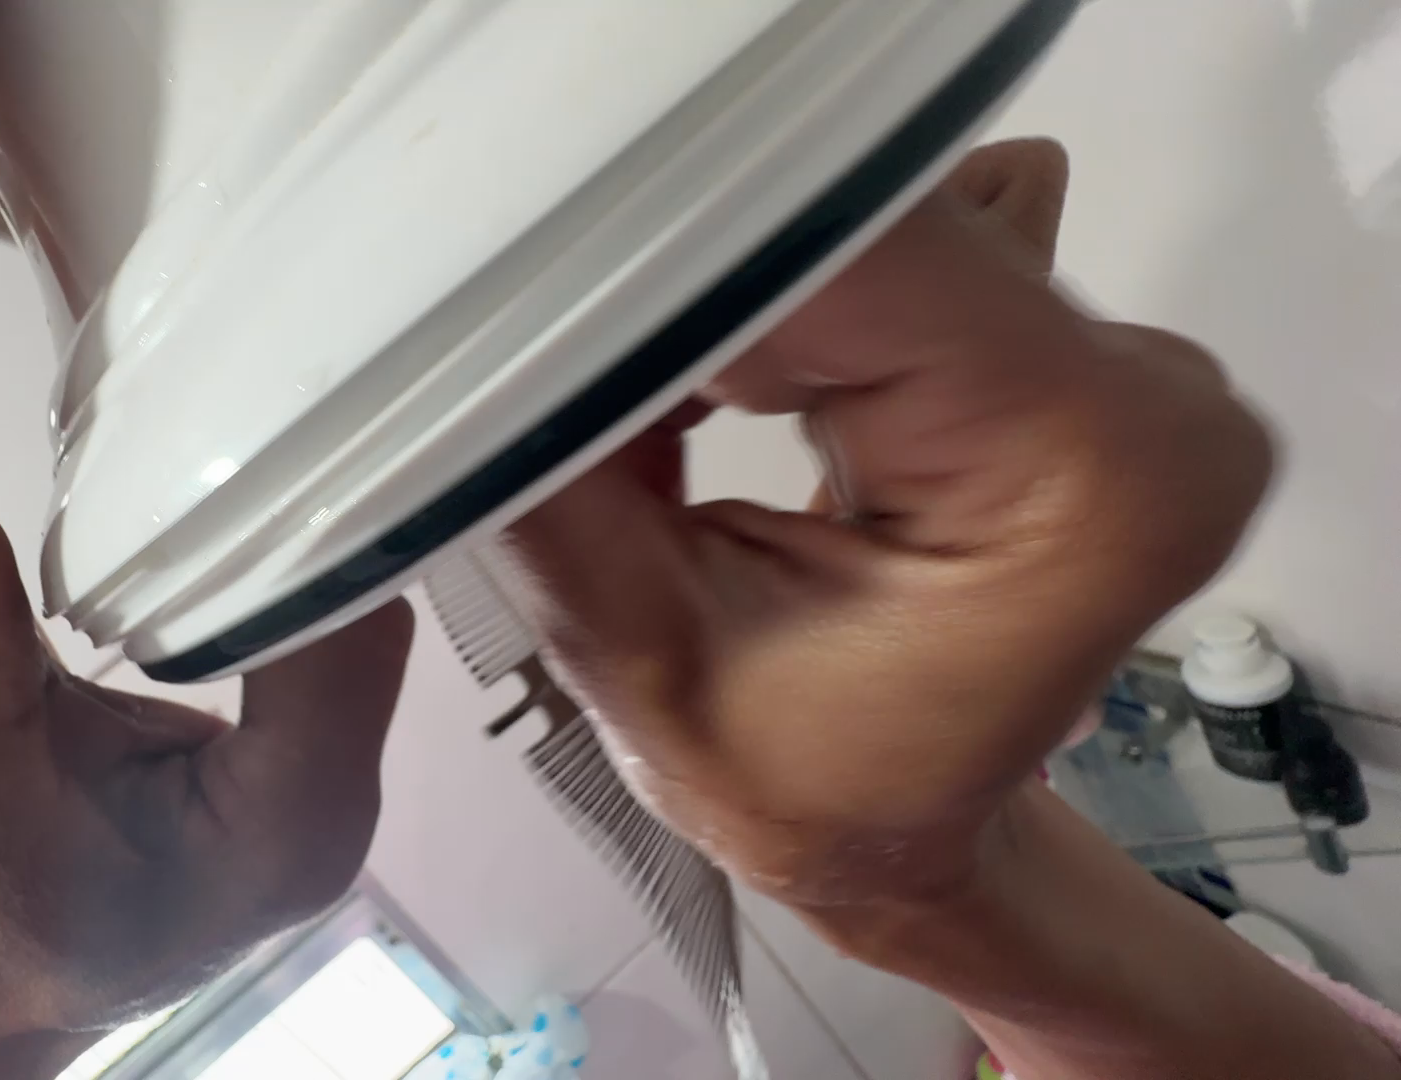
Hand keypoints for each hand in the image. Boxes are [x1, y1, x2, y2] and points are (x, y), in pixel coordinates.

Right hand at [503, 139, 1273, 914]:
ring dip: (713, 306)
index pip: (855, 249)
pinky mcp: (1022, 359)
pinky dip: (748, 313)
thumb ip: (555, 480)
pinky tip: (704, 393)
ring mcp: (1086, 362)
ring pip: (846, 235)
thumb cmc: (784, 779)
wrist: (876, 812)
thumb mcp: (630, 644)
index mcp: (1074, 468)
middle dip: (687, 289)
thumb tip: (486, 339)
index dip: (680, 262)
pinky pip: (858, 269)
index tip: (557, 306)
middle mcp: (1124, 386)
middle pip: (853, 226)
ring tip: (656, 418)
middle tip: (587, 384)